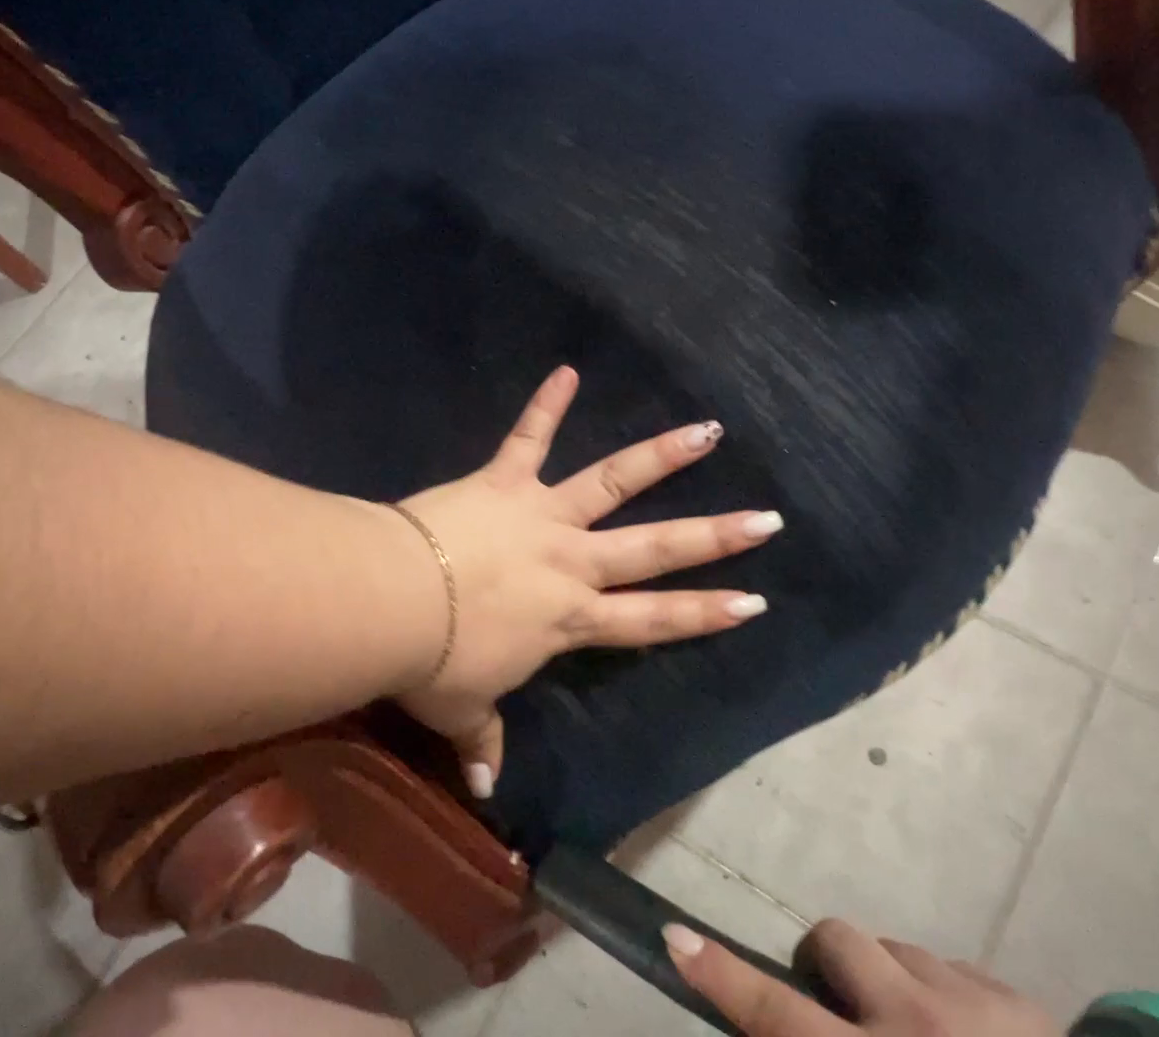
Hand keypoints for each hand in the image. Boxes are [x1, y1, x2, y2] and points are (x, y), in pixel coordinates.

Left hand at [392, 366, 781, 796]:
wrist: (392, 603)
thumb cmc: (432, 662)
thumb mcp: (462, 710)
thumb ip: (483, 743)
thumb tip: (488, 791)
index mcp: (570, 618)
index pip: (652, 619)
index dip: (704, 612)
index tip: (753, 601)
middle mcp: (571, 562)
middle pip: (655, 548)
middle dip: (715, 536)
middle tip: (767, 518)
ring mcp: (542, 515)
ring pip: (613, 482)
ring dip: (662, 456)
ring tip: (708, 431)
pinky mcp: (503, 481)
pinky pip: (528, 437)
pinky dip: (546, 404)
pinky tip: (567, 368)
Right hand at [666, 920, 1059, 1036]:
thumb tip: (788, 1025)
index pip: (775, 1013)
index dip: (720, 975)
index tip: (675, 936)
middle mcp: (915, 1022)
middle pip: (833, 939)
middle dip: (824, 966)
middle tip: (842, 1014)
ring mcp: (974, 1002)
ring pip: (895, 947)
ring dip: (888, 981)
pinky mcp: (1020, 996)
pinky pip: (952, 966)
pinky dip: (943, 993)